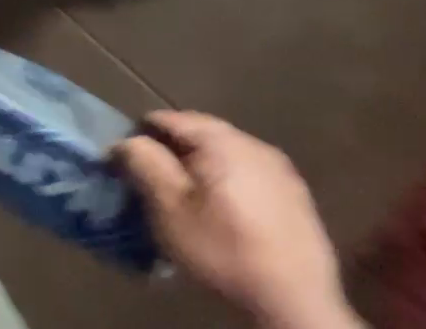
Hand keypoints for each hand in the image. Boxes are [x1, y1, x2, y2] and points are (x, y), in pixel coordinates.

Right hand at [118, 111, 359, 328]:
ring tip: (187, 195)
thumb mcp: (166, 205)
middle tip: (154, 180)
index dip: (139, 137)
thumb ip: (143, 161)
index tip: (128, 164)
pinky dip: (226, 180)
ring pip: (224, 152)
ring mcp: (283, 172)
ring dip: (200, 164)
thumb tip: (128, 141)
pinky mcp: (297, 198)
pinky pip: (247, 173)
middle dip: (172, 149)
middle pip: (198, 132)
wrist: (296, 306)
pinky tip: (223, 209)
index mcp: (222, 141)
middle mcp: (256, 146)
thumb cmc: (222, 249)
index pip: (165, 119)